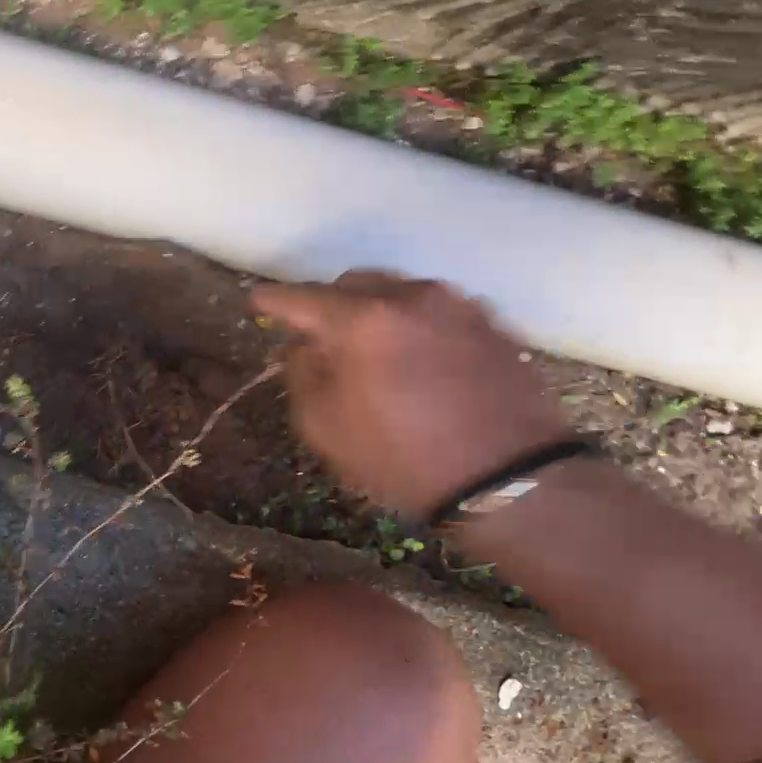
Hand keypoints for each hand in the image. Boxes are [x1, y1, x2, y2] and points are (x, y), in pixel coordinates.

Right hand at [250, 271, 572, 519]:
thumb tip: (301, 344)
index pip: (300, 297)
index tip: (255, 301)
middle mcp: (411, 297)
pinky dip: (412, 324)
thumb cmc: (397, 454)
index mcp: (361, 319)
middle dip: (327, 303)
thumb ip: (301, 371)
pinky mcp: (494, 325)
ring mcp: (459, 307)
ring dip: (373, 312)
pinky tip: (410, 358)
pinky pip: (436, 311)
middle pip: (353, 282)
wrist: (507, 479)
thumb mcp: (321, 422)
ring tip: (366, 348)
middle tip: (314, 335)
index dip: (271, 300)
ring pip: (398, 292)